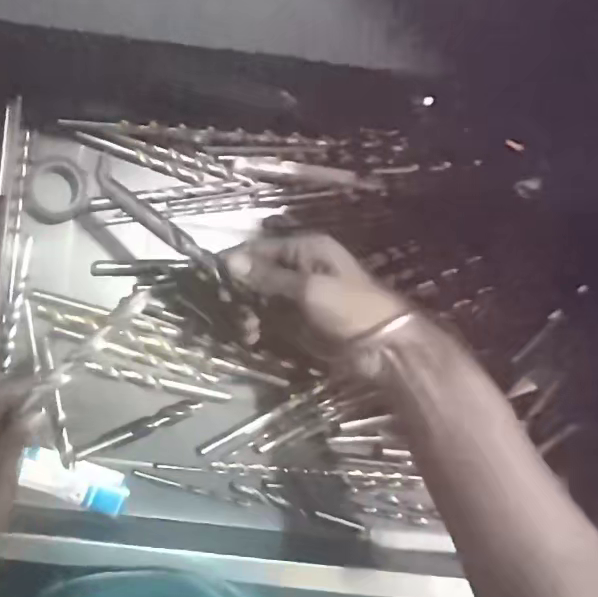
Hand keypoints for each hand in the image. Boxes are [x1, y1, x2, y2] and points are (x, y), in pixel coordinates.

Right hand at [222, 233, 411, 348]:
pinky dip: (258, 329)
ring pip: (258, 300)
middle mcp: (298, 269)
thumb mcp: (308, 288)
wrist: (382, 348)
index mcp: (305, 250)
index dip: (236, 262)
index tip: (215, 280)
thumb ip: (269, 276)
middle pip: (255, 275)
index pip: (259, 249)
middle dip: (240, 293)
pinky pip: (268, 321)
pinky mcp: (297, 322)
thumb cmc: (350, 308)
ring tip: (248, 331)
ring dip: (247, 314)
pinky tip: (253, 339)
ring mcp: (297, 297)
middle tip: (231, 310)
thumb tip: (230, 261)